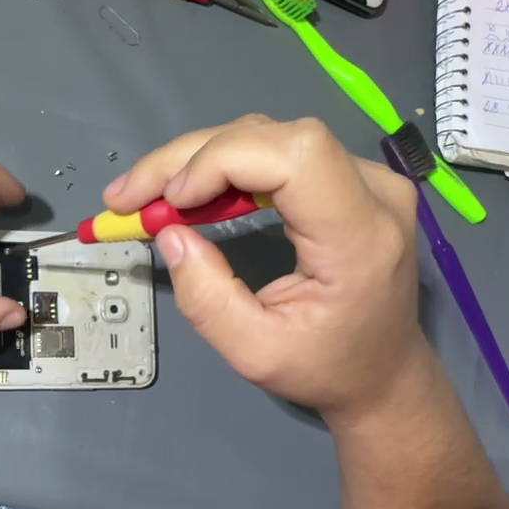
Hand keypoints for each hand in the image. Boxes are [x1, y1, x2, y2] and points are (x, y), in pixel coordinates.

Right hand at [105, 115, 429, 426]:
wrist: (383, 371)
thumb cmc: (325, 368)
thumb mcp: (255, 353)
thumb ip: (208, 298)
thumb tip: (167, 234)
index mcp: (359, 237)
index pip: (294, 156)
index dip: (221, 161)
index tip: (168, 203)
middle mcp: (372, 191)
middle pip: (272, 137)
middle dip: (187, 159)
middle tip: (125, 197)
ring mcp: (365, 178)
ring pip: (267, 138)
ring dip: (196, 160)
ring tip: (145, 197)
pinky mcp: (348, 179)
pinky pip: (275, 153)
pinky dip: (220, 167)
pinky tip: (185, 192)